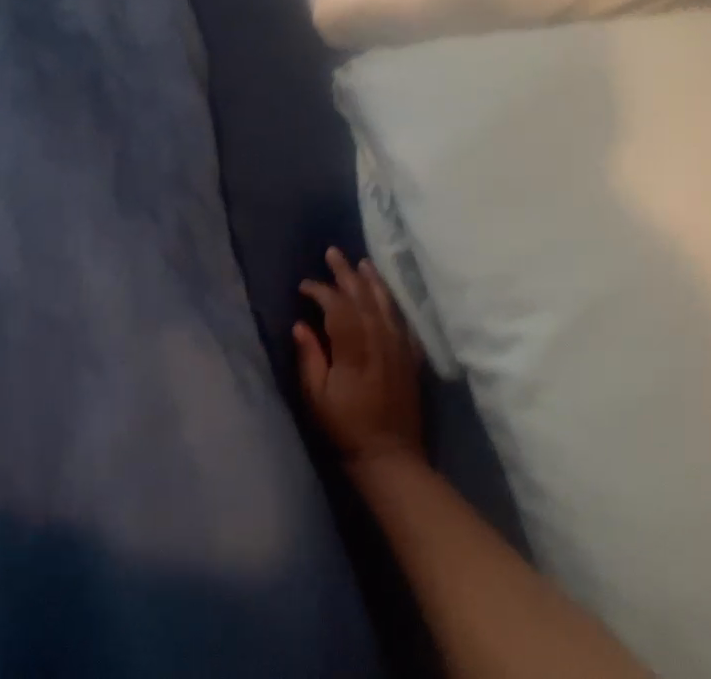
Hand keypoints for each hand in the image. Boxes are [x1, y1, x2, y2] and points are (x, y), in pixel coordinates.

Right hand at [294, 248, 424, 466]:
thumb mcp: (316, 395)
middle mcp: (380, 343)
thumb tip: (300, 325)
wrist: (390, 456)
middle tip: (333, 253)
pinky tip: (384, 297)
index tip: (304, 286)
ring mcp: (399, 349)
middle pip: (364, 298)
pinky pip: (401, 322)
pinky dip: (391, 304)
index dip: (321, 291)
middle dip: (347, 274)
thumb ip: (310, 357)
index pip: (338, 307)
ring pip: (386, 306)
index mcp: (355, 350)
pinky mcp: (410, 359)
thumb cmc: (345, 427)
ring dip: (372, 282)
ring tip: (361, 264)